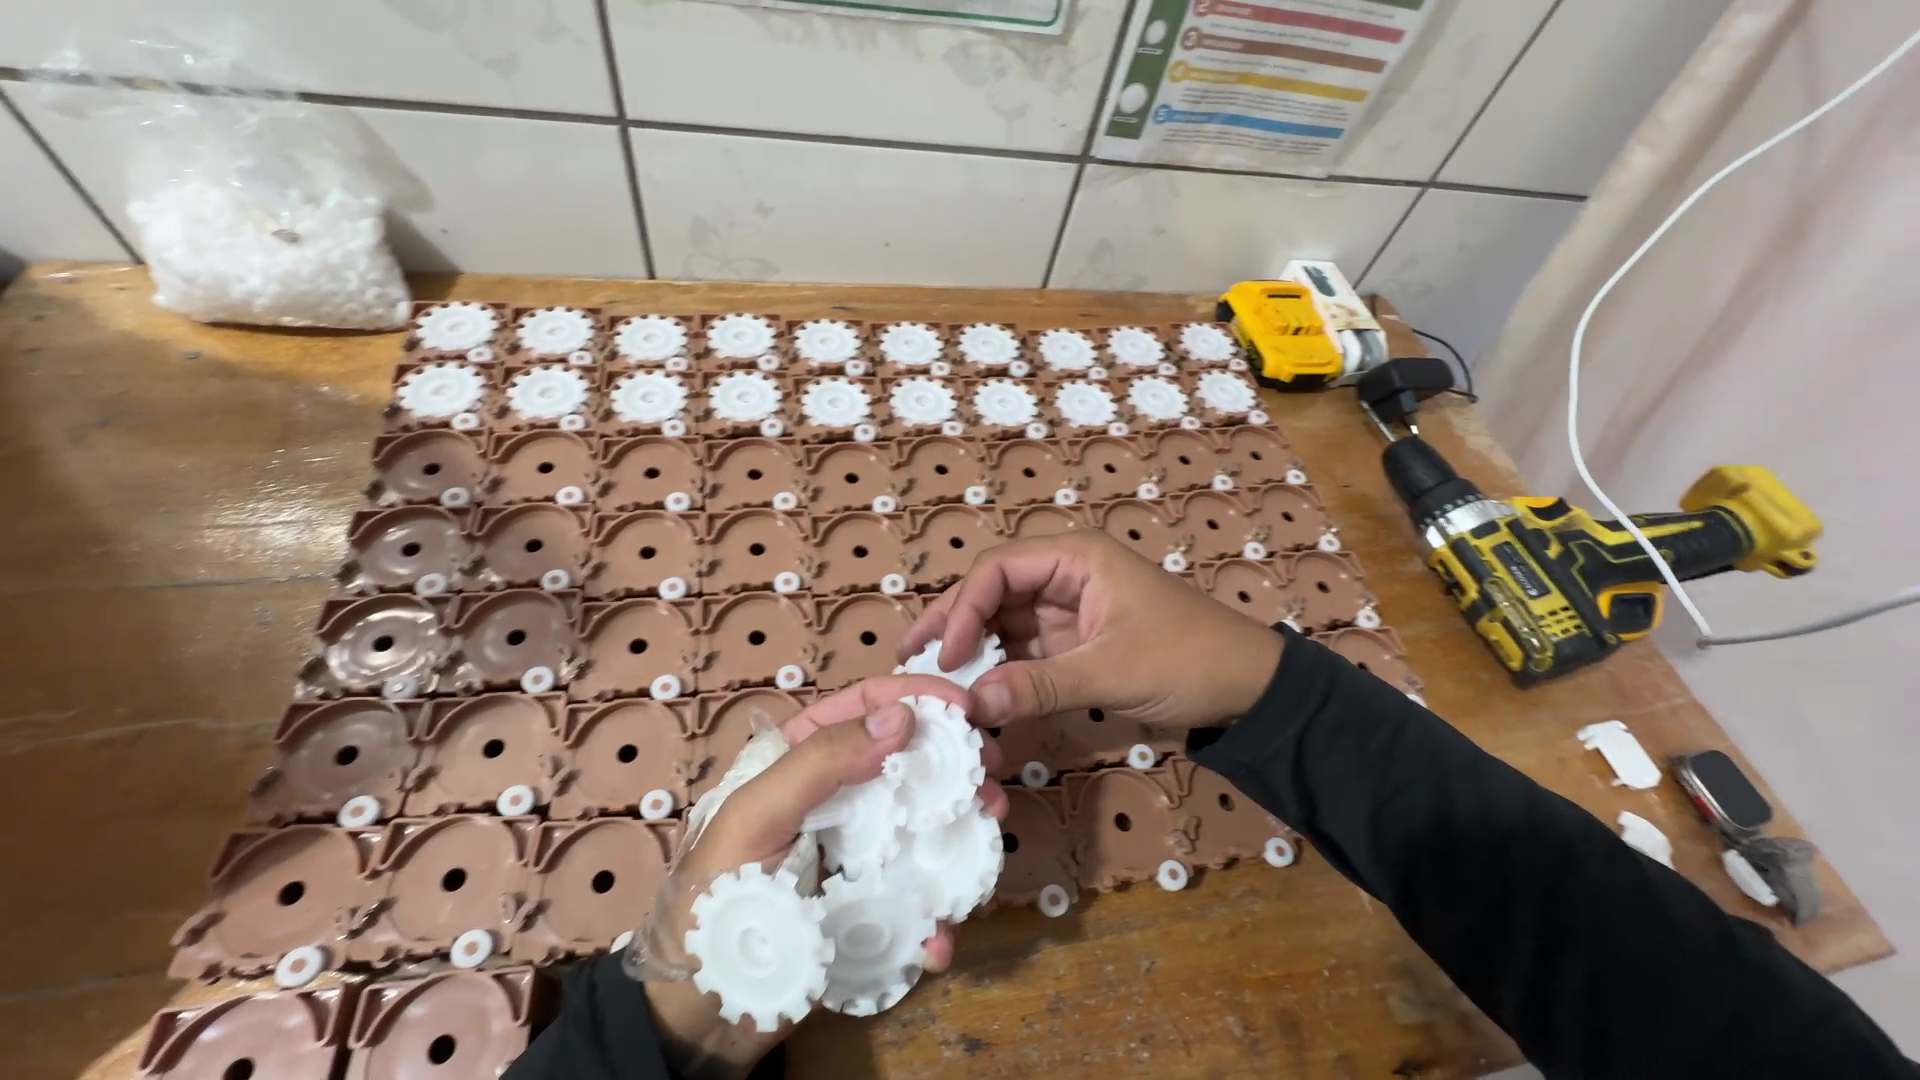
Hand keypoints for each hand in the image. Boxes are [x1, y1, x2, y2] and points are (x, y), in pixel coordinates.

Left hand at [640, 675, 1005, 1076]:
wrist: (702, 1012)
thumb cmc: (717, 896)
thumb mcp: (757, 815)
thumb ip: (822, 761)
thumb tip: (902, 716)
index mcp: (803, 759)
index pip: (866, 707)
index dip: (916, 697)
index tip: (965, 709)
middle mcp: (838, 796)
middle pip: (908, 760)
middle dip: (954, 761)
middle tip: (989, 772)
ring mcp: (860, 850)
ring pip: (925, 822)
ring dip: (962, 826)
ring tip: (988, 834)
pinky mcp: (876, 903)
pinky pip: (919, 894)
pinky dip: (937, 912)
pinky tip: (940, 934)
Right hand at [900, 530, 1282, 729]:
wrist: (1249, 689)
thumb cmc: (1187, 660)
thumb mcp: (1111, 671)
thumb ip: (1039, 685)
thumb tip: (972, 706)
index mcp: (1076, 557)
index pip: (999, 568)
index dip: (965, 608)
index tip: (947, 656)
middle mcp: (1065, 575)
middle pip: (993, 591)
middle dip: (955, 623)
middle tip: (911, 657)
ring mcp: (1069, 610)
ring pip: (1005, 622)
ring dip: (973, 650)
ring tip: (932, 679)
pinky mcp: (1075, 643)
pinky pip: (1025, 651)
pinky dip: (1000, 672)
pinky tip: (974, 693)